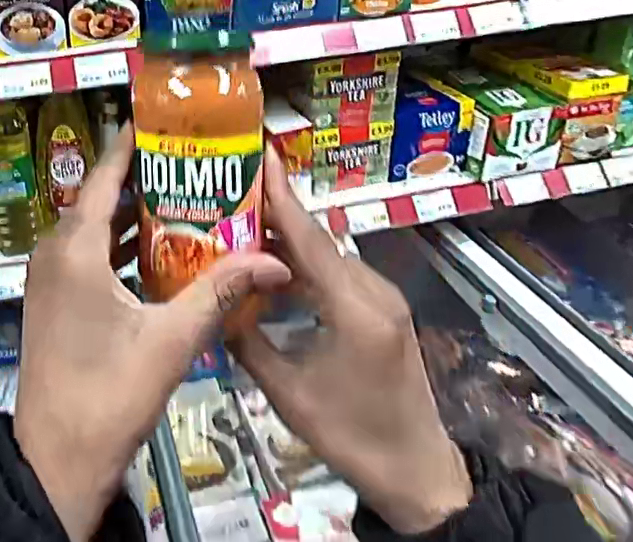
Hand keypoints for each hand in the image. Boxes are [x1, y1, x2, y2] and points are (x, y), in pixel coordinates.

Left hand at [15, 123, 290, 540]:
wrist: (55, 461)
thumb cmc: (108, 392)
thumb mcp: (170, 340)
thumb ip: (220, 294)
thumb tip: (272, 260)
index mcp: (75, 248)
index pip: (102, 177)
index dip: (128, 146)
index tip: (156, 122)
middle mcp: (55, 251)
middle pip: (99, 199)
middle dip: (141, 180)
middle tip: (188, 164)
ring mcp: (49, 276)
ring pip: (92, 228)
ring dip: (131, 215)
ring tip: (181, 200)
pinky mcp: (53, 298)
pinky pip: (86, 254)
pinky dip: (117, 245)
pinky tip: (157, 251)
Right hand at [226, 148, 473, 534]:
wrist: (420, 476)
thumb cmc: (354, 439)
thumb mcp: (289, 394)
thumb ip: (247, 341)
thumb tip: (213, 301)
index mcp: (355, 308)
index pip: (310, 238)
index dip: (282, 195)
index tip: (262, 155)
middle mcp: (372, 291)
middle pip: (316, 240)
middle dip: (275, 212)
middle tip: (232, 188)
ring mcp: (380, 297)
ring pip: (325, 255)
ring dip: (286, 239)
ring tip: (242, 222)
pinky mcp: (379, 308)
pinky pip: (334, 273)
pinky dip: (301, 264)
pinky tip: (272, 265)